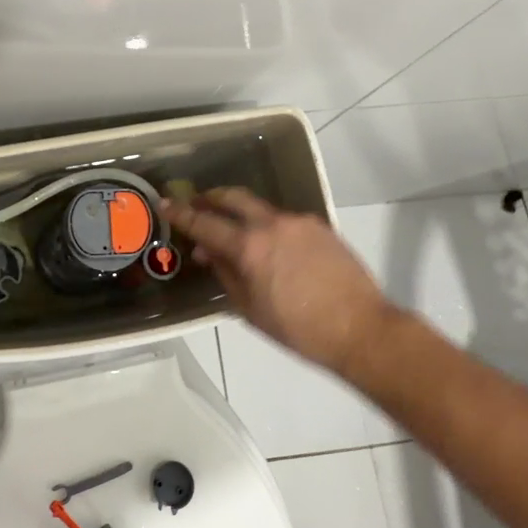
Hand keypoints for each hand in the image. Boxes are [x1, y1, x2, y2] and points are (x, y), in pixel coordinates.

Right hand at [164, 187, 394, 373]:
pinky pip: (284, 220)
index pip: (205, 223)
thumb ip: (226, 274)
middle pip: (233, 197)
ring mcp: (299, 222)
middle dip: (211, 198)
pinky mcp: (320, 227)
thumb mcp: (251, 309)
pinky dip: (268, 226)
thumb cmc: (299, 329)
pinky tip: (270, 246)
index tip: (165, 203)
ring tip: (234, 231)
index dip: (182, 214)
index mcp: (250, 246)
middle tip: (196, 203)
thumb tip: (208, 252)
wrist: (362, 329)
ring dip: (241, 213)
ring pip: (260, 208)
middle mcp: (272, 224)